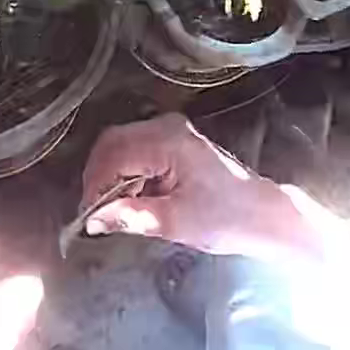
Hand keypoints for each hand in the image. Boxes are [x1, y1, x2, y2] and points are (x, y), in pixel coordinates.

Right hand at [79, 114, 333, 262]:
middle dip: (98, 174)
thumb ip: (132, 215)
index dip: (95, 182)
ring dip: (111, 172)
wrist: (261, 213)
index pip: (115, 153)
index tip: (87, 214)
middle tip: (94, 210)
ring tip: (110, 207)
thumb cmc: (223, 219)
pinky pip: (136, 146)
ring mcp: (170, 128)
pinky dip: (126, 169)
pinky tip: (129, 195)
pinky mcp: (173, 138)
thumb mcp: (175, 223)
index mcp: (166, 141)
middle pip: (114, 140)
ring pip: (122, 142)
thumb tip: (94, 219)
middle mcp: (165, 125)